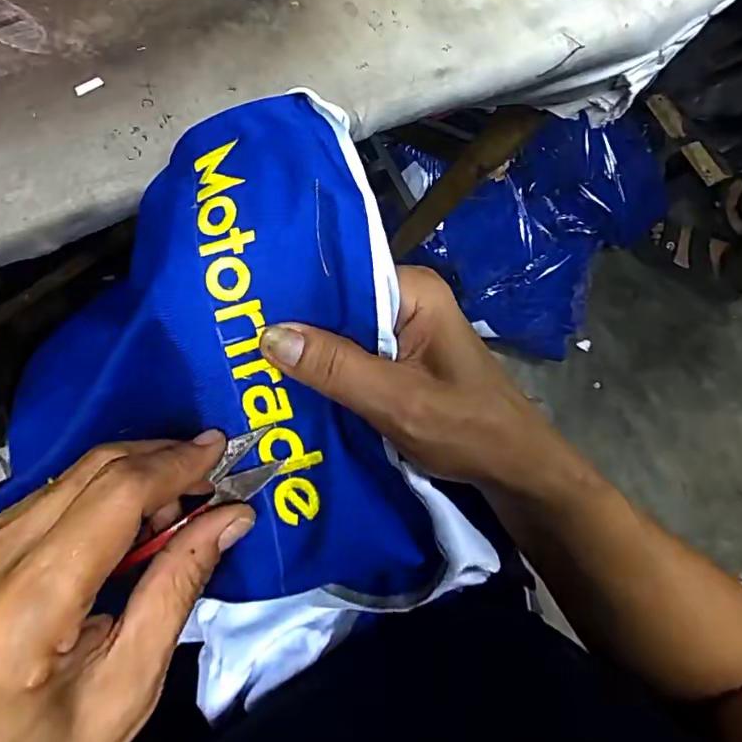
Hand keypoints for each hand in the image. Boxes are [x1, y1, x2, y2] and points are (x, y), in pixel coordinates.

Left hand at [0, 436, 255, 741]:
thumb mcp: (130, 684)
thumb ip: (179, 586)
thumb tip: (232, 515)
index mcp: (22, 612)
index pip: (115, 497)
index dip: (175, 464)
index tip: (221, 449)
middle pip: (96, 472)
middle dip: (164, 461)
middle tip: (209, 485)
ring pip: (78, 474)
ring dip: (139, 474)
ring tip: (175, 511)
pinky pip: (59, 492)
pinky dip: (109, 490)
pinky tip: (134, 521)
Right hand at [258, 266, 585, 497]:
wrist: (513, 466)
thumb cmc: (467, 428)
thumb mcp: (398, 400)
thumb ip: (337, 368)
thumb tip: (268, 333)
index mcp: (417, 291)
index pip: (345, 274)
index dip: (296, 289)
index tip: (240, 303)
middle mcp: (410, 300)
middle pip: (341, 304)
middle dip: (295, 324)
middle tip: (229, 338)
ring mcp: (407, 330)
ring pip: (344, 333)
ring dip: (307, 352)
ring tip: (243, 361)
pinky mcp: (403, 360)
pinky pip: (356, 356)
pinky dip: (328, 371)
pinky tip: (286, 385)